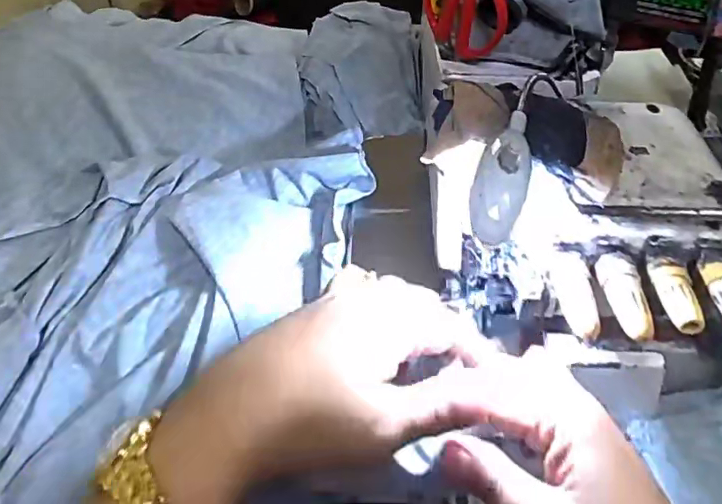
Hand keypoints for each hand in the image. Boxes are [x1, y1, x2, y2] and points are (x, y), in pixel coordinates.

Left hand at [148, 270, 493, 502]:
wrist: (226, 416)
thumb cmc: (315, 423)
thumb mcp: (384, 426)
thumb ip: (440, 405)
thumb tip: (488, 393)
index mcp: (397, 315)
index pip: (455, 327)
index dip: (478, 355)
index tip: (495, 382)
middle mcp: (374, 293)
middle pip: (429, 308)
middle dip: (450, 339)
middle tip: (460, 378)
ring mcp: (342, 296)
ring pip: (398, 302)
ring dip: (418, 330)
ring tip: (422, 368)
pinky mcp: (318, 307)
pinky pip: (370, 303)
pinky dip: (387, 324)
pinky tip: (376, 353)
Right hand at [435, 348, 670, 503]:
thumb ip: (495, 479)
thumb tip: (446, 446)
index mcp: (570, 414)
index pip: (501, 390)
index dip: (460, 392)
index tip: (421, 397)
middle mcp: (580, 404)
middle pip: (519, 375)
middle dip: (477, 376)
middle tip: (435, 380)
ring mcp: (589, 420)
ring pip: (535, 383)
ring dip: (498, 384)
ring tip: (460, 388)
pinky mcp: (592, 441)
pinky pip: (548, 401)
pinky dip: (519, 399)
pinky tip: (504, 408)